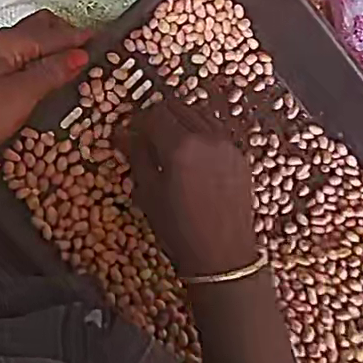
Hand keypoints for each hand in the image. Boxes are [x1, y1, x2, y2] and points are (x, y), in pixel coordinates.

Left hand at [0, 10, 90, 169]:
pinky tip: (48, 77)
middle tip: (92, 52)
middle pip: (41, 28)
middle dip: (67, 35)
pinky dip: (41, 60)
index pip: (54, 34)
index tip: (108, 40)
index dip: (81, 37)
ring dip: (54, 47)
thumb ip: (51, 73)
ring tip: (76, 63)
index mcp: (10, 43)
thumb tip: (80, 54)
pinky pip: (23, 57)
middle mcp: (0, 44)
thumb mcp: (20, 96)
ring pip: (31, 42)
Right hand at [123, 98, 259, 278]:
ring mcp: (227, 144)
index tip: (132, 132)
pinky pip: (217, 129)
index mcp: (180, 146)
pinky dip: (201, 129)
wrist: (222, 255)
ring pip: (199, 113)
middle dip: (159, 116)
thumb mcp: (148, 192)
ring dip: (182, 119)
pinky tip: (193, 150)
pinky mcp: (239, 155)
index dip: (139, 120)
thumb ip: (137, 155)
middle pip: (178, 107)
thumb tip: (122, 133)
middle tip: (148, 135)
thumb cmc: (178, 227)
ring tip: (170, 141)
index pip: (154, 114)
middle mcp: (206, 137)